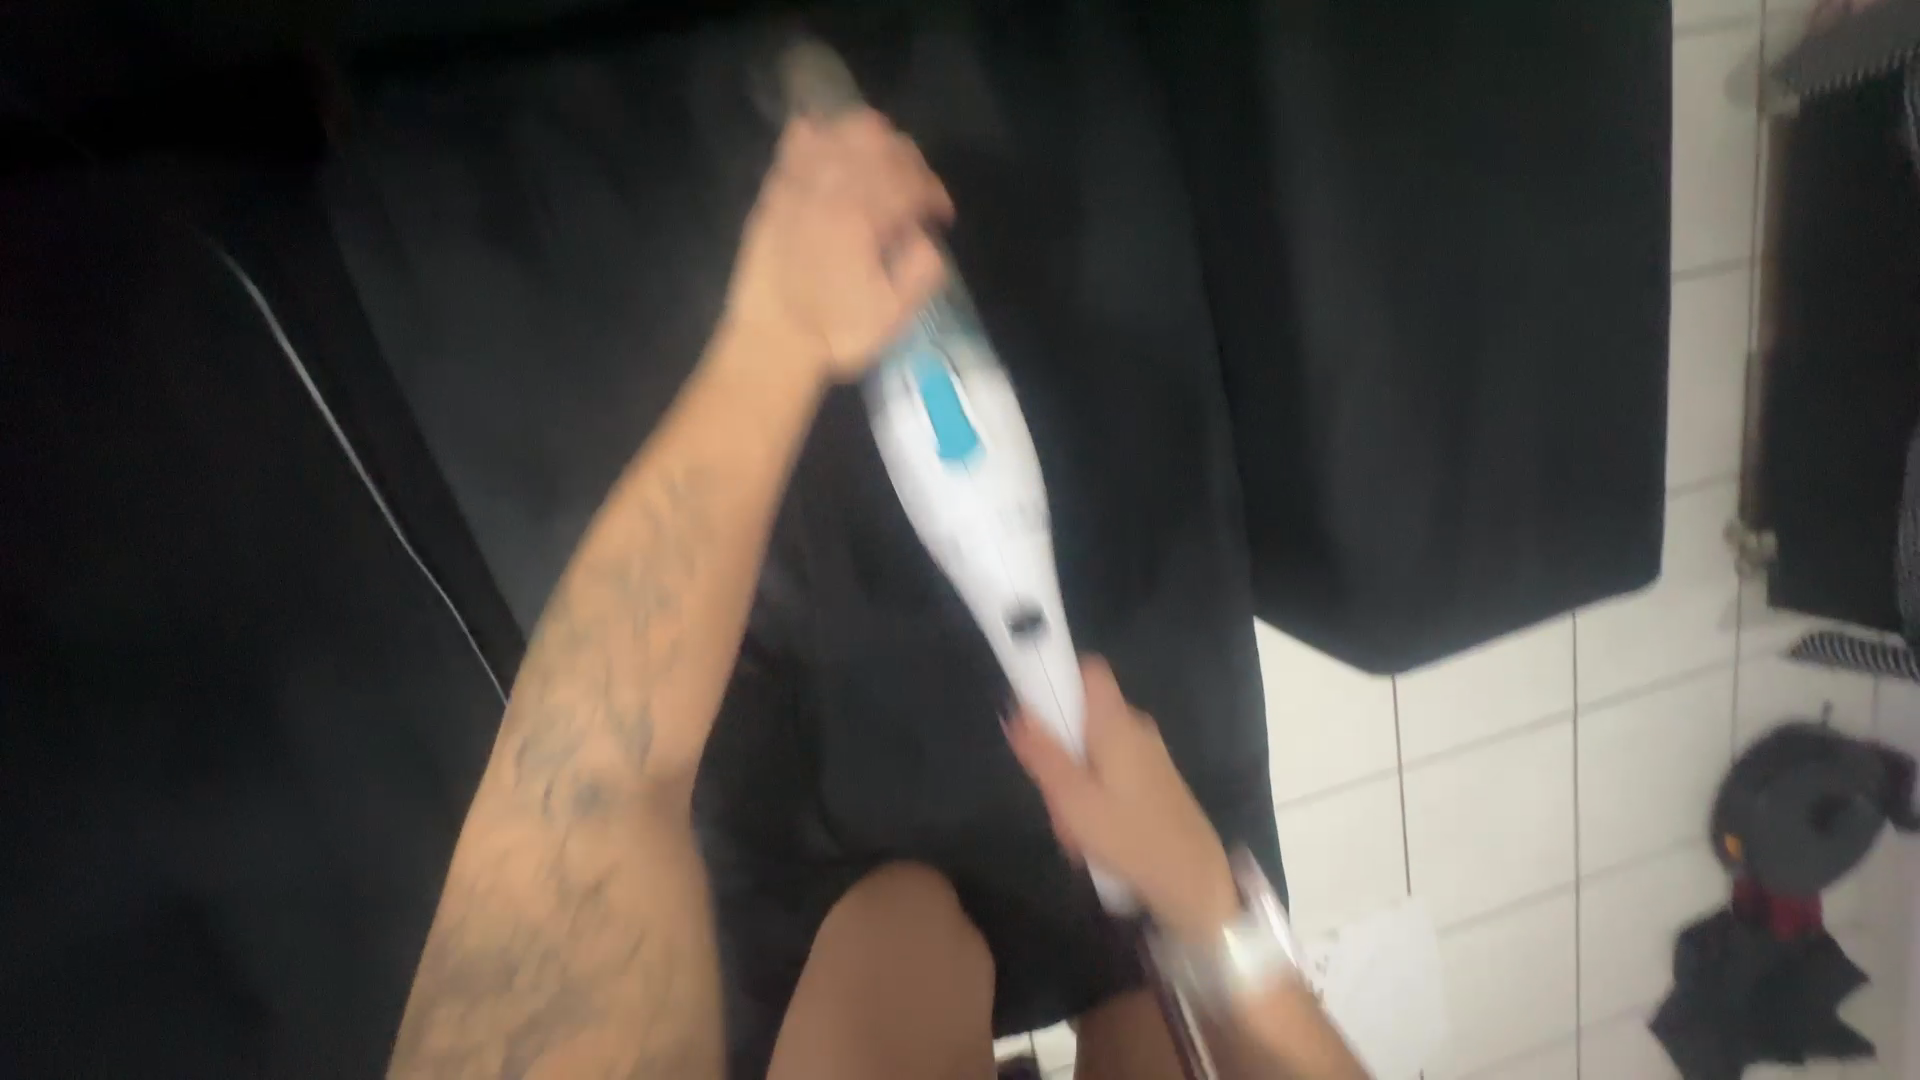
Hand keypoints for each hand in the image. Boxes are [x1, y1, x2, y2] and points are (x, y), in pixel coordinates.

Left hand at [724, 109, 953, 384]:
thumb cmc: (836, 333)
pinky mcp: (776, 190)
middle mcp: (834, 188)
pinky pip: (798, 140)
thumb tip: (925, 237)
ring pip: (844, 130)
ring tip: (879, 169)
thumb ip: (922, 269)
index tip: (942, 217)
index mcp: (867, 217)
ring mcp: (802, 183)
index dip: (936, 194)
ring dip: (871, 142)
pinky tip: (832, 155)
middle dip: (910, 163)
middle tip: (915, 192)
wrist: (773, 341)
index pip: (914, 181)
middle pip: (884, 144)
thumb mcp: (894, 314)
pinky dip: (822, 136)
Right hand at [1005, 657, 1240, 941]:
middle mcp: (1133, 728)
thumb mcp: (1073, 800)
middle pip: (1081, 715)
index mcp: (1115, 722)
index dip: (1059, 675)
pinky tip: (1094, 836)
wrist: (1194, 884)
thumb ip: (1042, 753)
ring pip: (1092, 749)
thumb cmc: (1131, 837)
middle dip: (1058, 748)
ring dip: (1074, 781)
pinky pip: (1109, 770)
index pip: (1088, 670)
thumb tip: (1015, 710)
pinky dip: (1094, 794)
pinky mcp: (1153, 779)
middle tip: (1052, 792)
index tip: (1035, 703)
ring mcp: (1146, 754)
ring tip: (1074, 826)